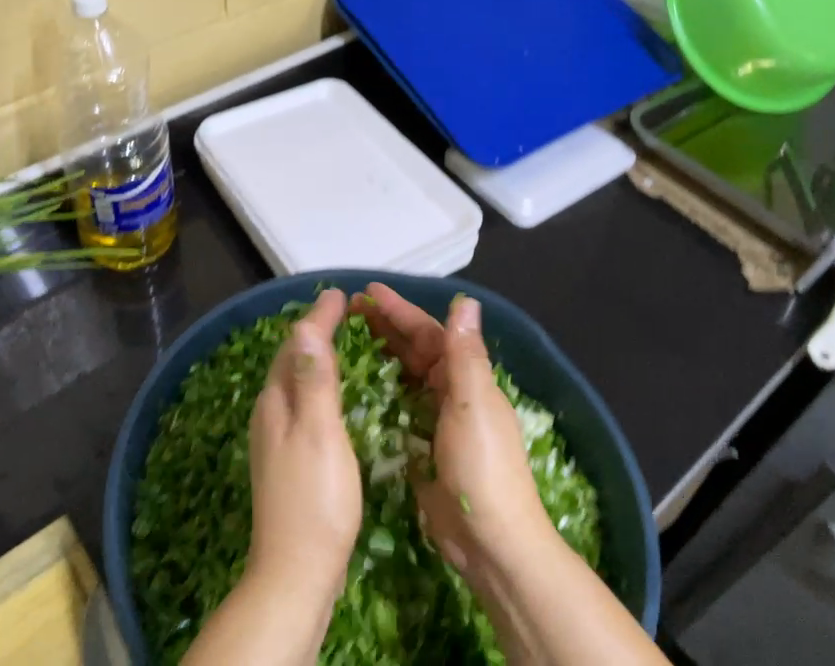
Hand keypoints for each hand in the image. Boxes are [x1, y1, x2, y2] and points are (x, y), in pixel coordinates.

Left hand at [245, 289, 361, 602]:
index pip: (296, 345)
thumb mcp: (319, 431)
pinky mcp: (287, 462)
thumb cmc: (316, 499)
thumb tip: (304, 325)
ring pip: (293, 384)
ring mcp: (275, 440)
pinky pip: (301, 406)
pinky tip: (332, 400)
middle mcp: (269, 415)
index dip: (318, 318)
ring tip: (340, 345)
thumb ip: (313, 379)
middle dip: (313, 332)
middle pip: (289, 361)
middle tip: (342, 313)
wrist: (297, 571)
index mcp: (276, 403)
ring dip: (313, 359)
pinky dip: (317, 388)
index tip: (341, 294)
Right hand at [352, 285, 553, 578]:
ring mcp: (435, 421)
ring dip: (379, 356)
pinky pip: (395, 409)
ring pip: (403, 377)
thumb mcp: (472, 405)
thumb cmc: (483, 469)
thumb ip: (465, 354)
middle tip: (345, 311)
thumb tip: (466, 301)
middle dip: (383, 327)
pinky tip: (353, 388)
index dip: (399, 311)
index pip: (428, 332)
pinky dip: (377, 394)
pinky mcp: (420, 447)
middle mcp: (452, 392)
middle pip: (413, 350)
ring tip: (344, 340)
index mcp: (467, 377)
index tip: (366, 293)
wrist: (490, 541)